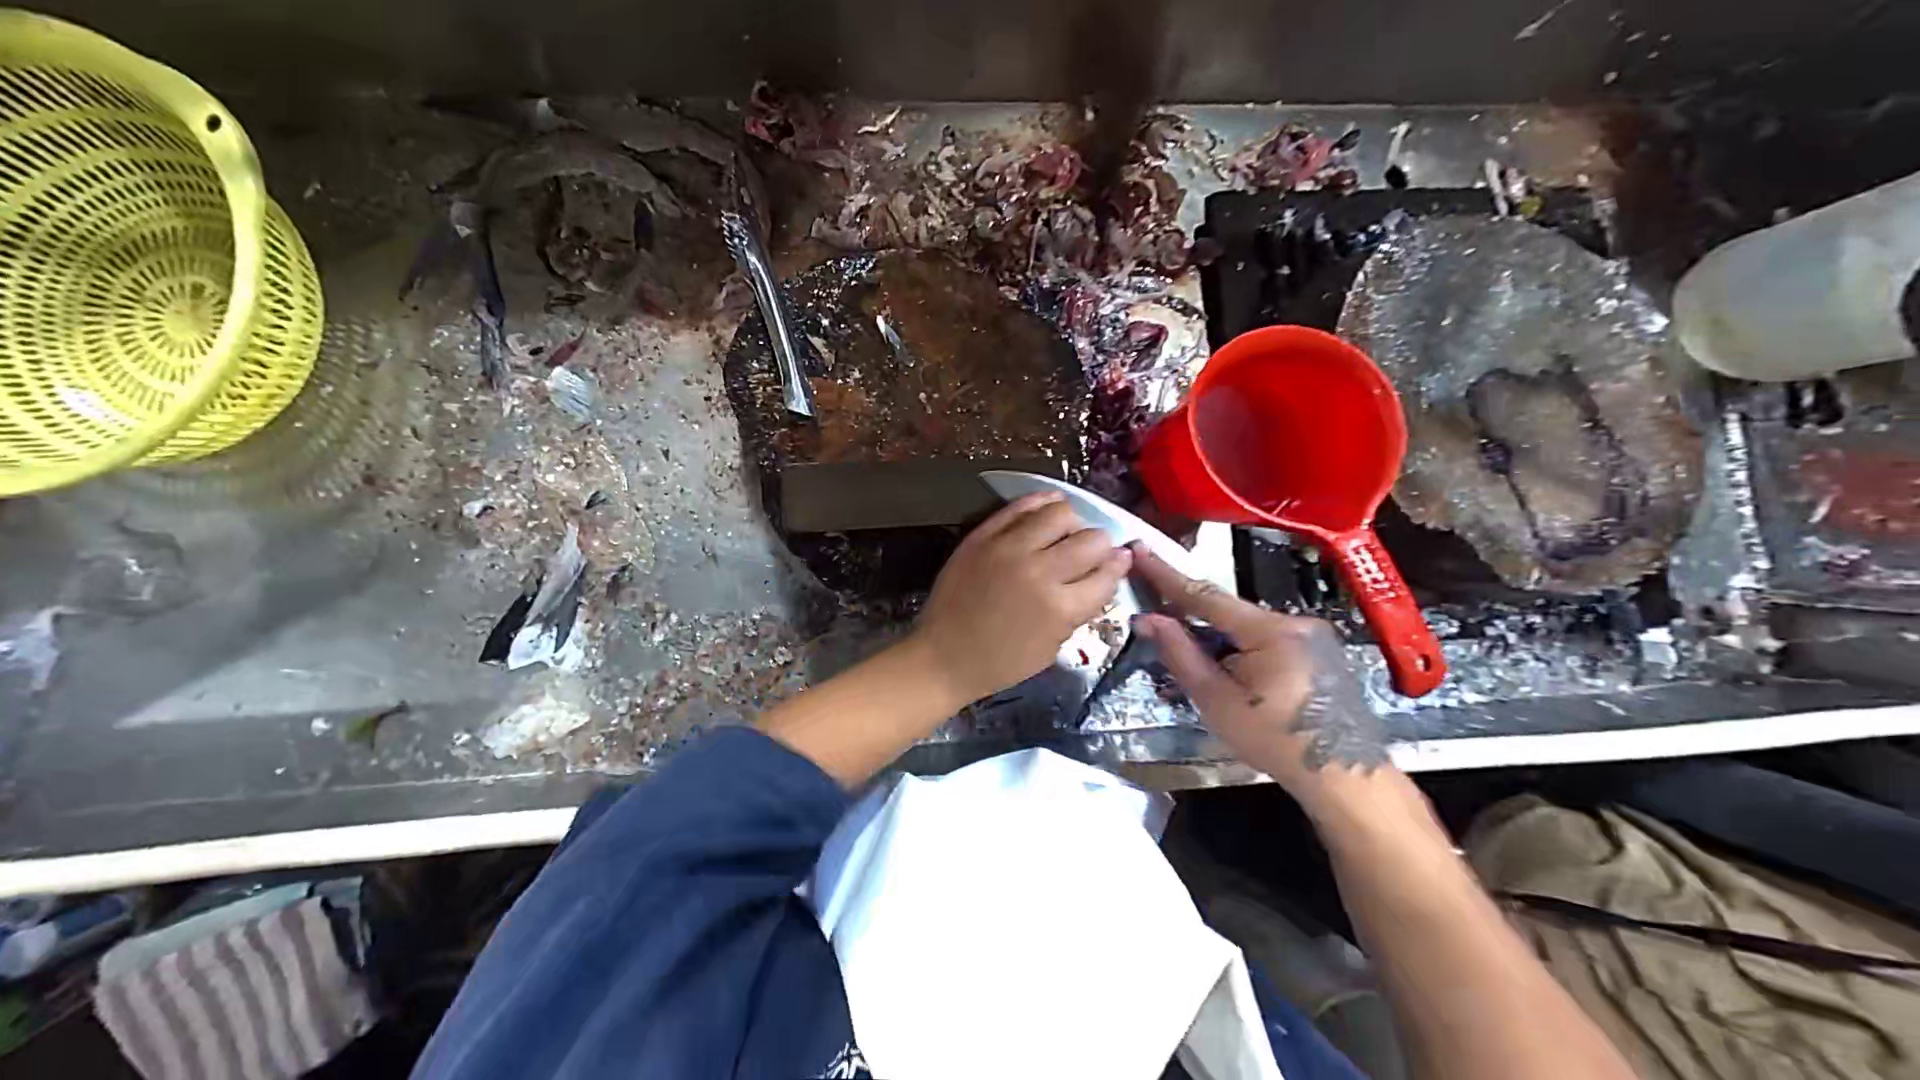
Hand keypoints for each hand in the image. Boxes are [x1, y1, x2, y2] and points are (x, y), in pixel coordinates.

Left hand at [908, 492, 1132, 704]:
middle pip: (1091, 539)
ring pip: (1059, 513)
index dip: (1118, 566)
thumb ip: (1079, 610)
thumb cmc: (1001, 662)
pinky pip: (1020, 507)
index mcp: (1060, 607)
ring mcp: (1009, 549)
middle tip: (1094, 549)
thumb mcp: (1052, 647)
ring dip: (1073, 521)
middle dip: (1101, 544)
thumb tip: (1102, 577)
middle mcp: (1039, 571)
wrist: (943, 656)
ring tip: (1068, 529)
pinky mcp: (983, 536)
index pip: (1106, 574)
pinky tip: (1048, 507)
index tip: (1120, 560)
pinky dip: (1040, 503)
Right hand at [1130, 546, 1392, 809]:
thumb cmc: (1275, 741)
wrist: (1345, 779)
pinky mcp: (1320, 649)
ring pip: (1248, 624)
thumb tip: (1148, 619)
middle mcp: (1295, 620)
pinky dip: (1243, 645)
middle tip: (1158, 617)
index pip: (1206, 595)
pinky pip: (1268, 636)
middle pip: (1228, 609)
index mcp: (1270, 630)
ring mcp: (1313, 633)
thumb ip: (1181, 654)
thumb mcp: (1216, 700)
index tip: (1139, 550)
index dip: (1167, 574)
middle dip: (1193, 614)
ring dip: (1220, 635)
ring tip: (1205, 666)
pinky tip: (1236, 673)